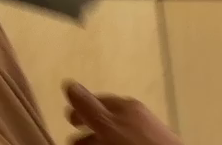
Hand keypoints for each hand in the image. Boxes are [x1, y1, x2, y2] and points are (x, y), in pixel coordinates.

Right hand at [64, 82, 184, 144]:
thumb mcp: (107, 126)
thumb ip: (88, 106)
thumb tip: (68, 83)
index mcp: (126, 105)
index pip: (97, 100)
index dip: (80, 110)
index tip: (68, 121)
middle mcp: (139, 115)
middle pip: (108, 118)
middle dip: (90, 128)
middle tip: (75, 142)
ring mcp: (152, 134)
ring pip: (119, 134)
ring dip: (102, 141)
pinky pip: (130, 142)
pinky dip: (117, 144)